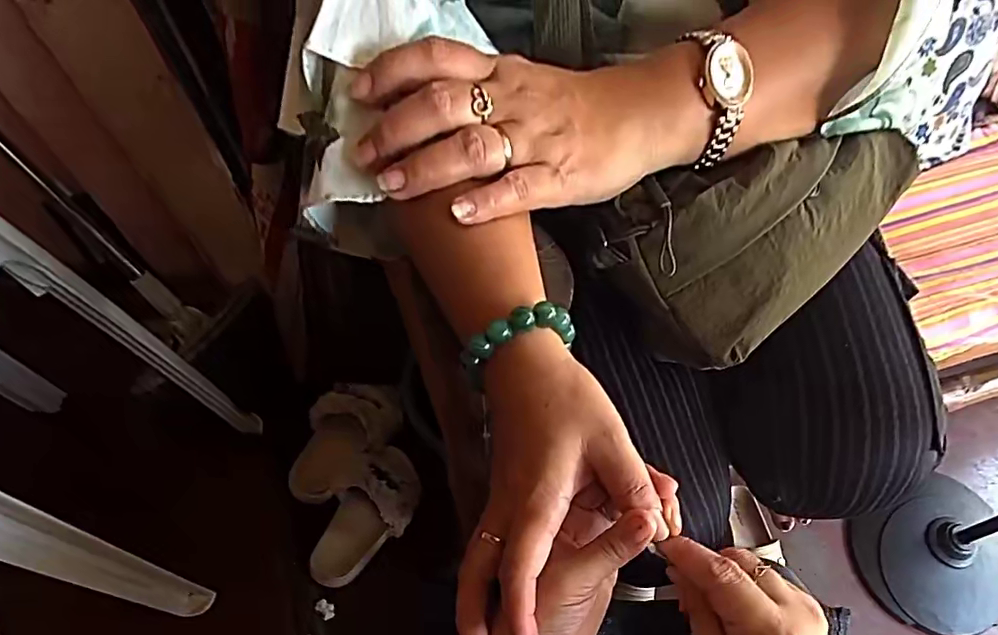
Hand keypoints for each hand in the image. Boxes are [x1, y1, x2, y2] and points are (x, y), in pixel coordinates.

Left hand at [349, 37, 696, 223]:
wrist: (638, 115)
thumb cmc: (574, 107)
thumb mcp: (522, 85)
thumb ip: (478, 93)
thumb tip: (422, 112)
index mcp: (500, 73)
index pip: (436, 59)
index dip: (392, 72)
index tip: (359, 93)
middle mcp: (511, 100)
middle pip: (443, 104)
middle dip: (396, 129)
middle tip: (366, 156)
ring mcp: (535, 139)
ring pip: (472, 146)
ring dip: (427, 167)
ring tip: (395, 186)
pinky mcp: (559, 176)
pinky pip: (517, 188)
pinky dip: (484, 201)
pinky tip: (457, 212)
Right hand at [461, 335, 677, 634]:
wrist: (524, 369)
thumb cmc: (566, 401)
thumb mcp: (612, 442)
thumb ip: (635, 489)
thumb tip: (656, 529)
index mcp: (537, 501)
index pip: (520, 564)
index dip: (519, 608)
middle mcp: (510, 510)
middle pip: (476, 568)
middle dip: (472, 613)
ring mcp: (500, 505)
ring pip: (476, 557)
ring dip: (472, 597)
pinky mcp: (503, 500)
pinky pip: (490, 543)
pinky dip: (486, 572)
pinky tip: (496, 590)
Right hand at [658, 537, 858, 634]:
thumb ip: (699, 616)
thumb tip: (683, 575)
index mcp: (773, 633)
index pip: (725, 576)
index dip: (691, 556)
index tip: (665, 543)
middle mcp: (799, 611)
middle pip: (742, 562)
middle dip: (706, 563)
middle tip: (679, 582)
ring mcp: (809, 605)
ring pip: (755, 564)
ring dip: (723, 571)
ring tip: (703, 600)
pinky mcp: (809, 605)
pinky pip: (767, 576)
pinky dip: (741, 580)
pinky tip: (727, 605)